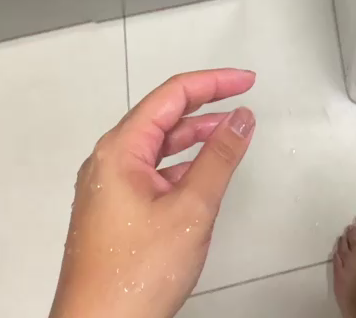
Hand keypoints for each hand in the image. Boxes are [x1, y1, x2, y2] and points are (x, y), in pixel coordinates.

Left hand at [50, 69, 256, 317]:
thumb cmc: (136, 274)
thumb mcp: (190, 210)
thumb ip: (219, 158)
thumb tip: (241, 118)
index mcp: (120, 150)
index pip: (172, 95)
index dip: (213, 82)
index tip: (247, 80)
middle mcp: (109, 161)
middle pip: (162, 115)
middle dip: (204, 103)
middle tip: (242, 97)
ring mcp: (108, 187)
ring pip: (157, 144)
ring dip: (194, 134)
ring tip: (230, 132)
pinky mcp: (114, 211)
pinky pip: (152, 170)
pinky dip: (181, 163)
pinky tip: (203, 172)